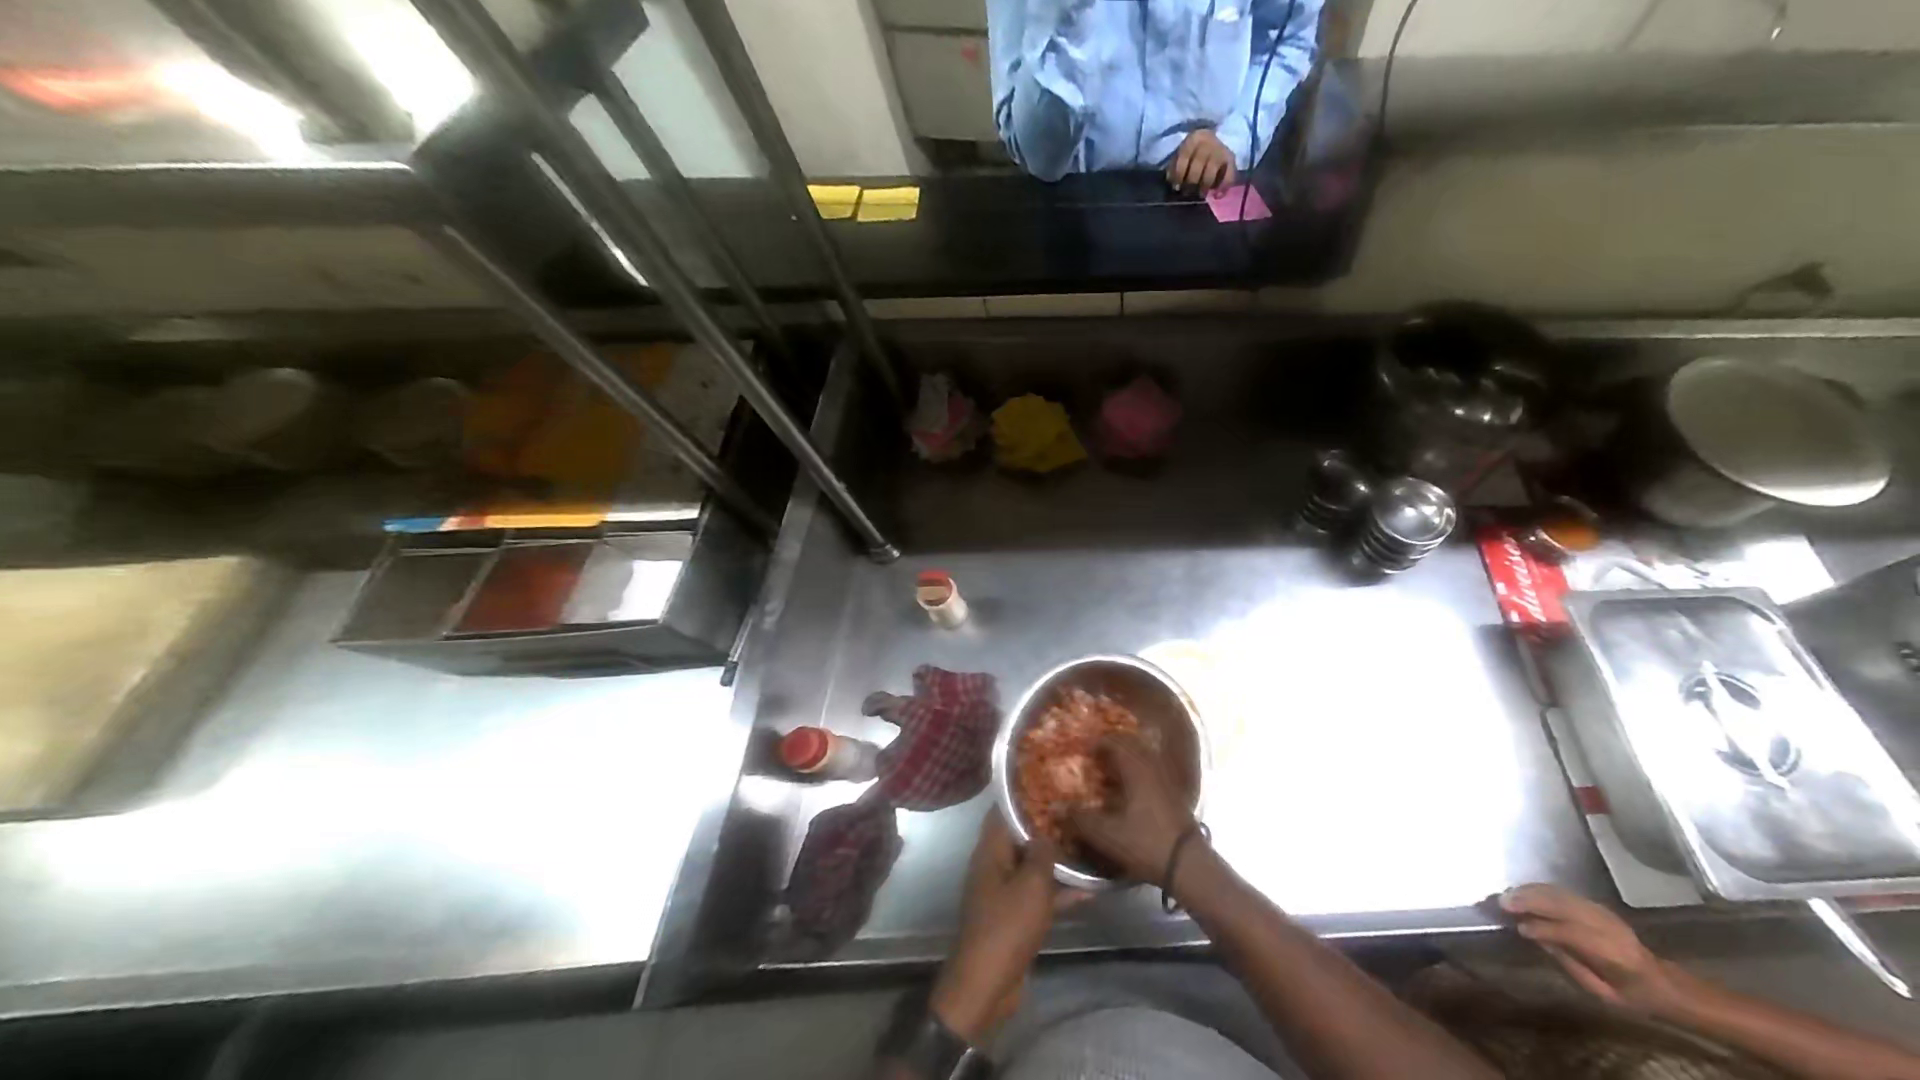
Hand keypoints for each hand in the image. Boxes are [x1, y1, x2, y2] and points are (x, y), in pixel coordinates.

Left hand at [930, 811, 1077, 1040]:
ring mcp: (1004, 892)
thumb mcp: (1031, 884)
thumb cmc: (1007, 926)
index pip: (1003, 811)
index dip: (1024, 795)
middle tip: (1080, 811)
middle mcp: (994, 865)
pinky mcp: (1015, 916)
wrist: (988, 983)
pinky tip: (1092, 889)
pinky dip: (1060, 891)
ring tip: (1091, 845)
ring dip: (1058, 860)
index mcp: (990, 851)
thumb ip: (1042, 852)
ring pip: (1033, 866)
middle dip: (1047, 825)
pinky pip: (1039, 894)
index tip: (1052, 781)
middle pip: (1021, 837)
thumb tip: (1049, 826)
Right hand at [1069, 734, 1196, 886]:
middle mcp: (1153, 767)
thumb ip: (1079, 819)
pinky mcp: (1175, 795)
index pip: (1115, 742)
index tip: (1082, 750)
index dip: (1097, 743)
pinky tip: (1129, 791)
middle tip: (1095, 758)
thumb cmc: (1145, 843)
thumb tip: (1057, 808)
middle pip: (1132, 745)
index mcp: (1136, 769)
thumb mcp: (1105, 833)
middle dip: (1113, 748)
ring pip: (1145, 758)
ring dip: (1127, 760)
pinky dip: (1138, 773)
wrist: (1189, 865)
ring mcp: (1168, 780)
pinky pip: (1153, 772)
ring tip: (1110, 772)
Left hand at [1168, 129, 1236, 192]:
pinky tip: (1217, 196)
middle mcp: (1208, 143)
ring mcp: (1220, 150)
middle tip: (1188, 192)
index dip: (1178, 176)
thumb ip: (1175, 168)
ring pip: (1210, 174)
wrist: (1210, 140)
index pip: (1183, 159)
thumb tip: (1175, 185)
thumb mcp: (1180, 154)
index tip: (1176, 187)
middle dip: (1191, 183)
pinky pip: (1229, 175)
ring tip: (1200, 194)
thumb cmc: (1191, 153)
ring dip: (1204, 187)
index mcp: (1193, 140)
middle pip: (1197, 167)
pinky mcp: (1230, 158)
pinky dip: (1223, 187)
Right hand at [1500, 884, 1686, 1014]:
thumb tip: (1534, 936)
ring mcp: (1604, 914)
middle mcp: (1609, 928)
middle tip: (1501, 901)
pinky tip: (1525, 891)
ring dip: (1531, 891)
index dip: (1542, 928)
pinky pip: (1564, 892)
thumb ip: (1568, 962)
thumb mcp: (1600, 991)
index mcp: (1614, 956)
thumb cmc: (1630, 995)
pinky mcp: (1598, 906)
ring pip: (1561, 895)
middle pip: (1563, 906)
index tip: (1517, 928)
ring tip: (1507, 894)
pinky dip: (1541, 889)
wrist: (1664, 984)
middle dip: (1530, 901)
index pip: (1572, 933)